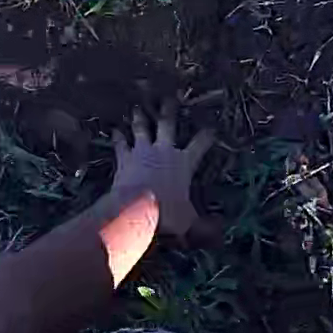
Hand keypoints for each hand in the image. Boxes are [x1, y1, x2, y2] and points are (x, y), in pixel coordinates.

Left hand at [110, 103, 216, 239]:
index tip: (212, 127)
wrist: (137, 208)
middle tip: (169, 97)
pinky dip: (117, 137)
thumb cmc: (167, 213)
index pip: (200, 144)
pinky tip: (114, 129)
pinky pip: (120, 144)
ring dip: (140, 118)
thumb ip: (203, 225)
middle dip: (169, 111)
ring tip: (138, 107)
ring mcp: (142, 151)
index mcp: (184, 163)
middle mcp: (164, 151)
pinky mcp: (125, 158)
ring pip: (142, 129)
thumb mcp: (189, 221)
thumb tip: (219, 235)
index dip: (207, 135)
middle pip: (167, 125)